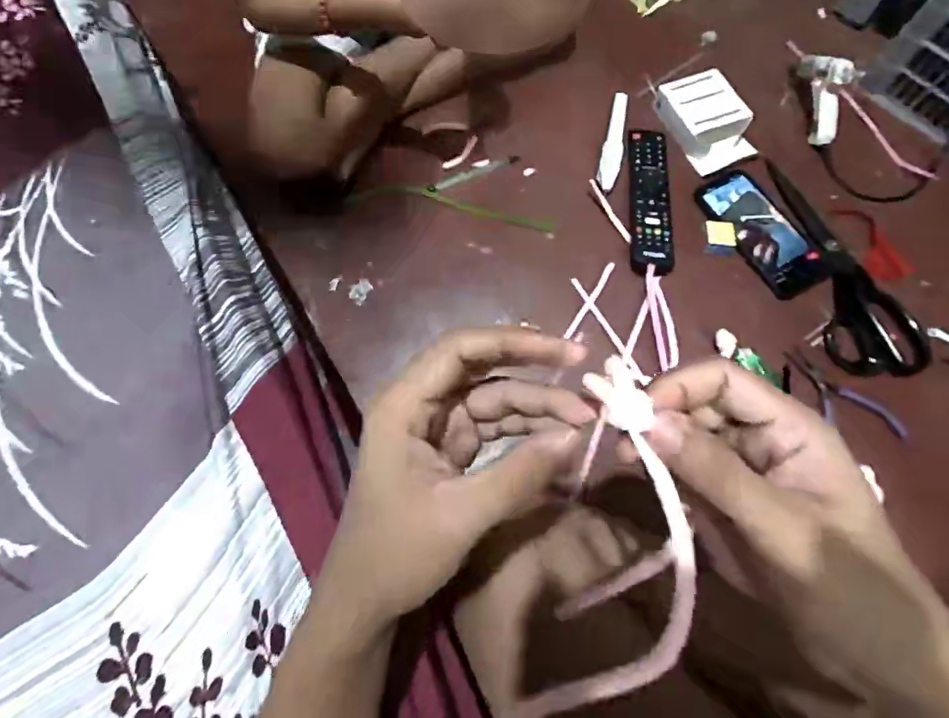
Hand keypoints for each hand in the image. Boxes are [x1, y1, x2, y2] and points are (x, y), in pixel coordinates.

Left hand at [318, 327, 596, 628]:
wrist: (364, 606)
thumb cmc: (397, 555)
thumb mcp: (461, 515)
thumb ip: (519, 473)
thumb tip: (576, 435)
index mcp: (404, 403)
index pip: (461, 349)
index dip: (512, 341)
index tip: (562, 350)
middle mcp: (420, 402)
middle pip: (483, 367)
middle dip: (534, 369)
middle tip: (584, 370)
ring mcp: (437, 424)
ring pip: (495, 396)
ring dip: (538, 405)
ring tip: (584, 416)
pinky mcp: (452, 446)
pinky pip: (495, 424)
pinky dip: (527, 429)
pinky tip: (559, 437)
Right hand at [637, 360, 948, 712]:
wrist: (888, 668)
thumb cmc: (851, 588)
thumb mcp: (782, 528)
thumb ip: (716, 473)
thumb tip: (649, 420)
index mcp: (791, 426)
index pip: (725, 379)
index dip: (679, 386)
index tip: (636, 413)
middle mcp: (767, 440)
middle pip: (703, 406)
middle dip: (661, 417)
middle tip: (619, 446)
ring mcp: (750, 475)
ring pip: (692, 440)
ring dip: (658, 447)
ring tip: (624, 465)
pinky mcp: (736, 509)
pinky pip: (694, 479)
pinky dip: (668, 479)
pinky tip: (648, 487)